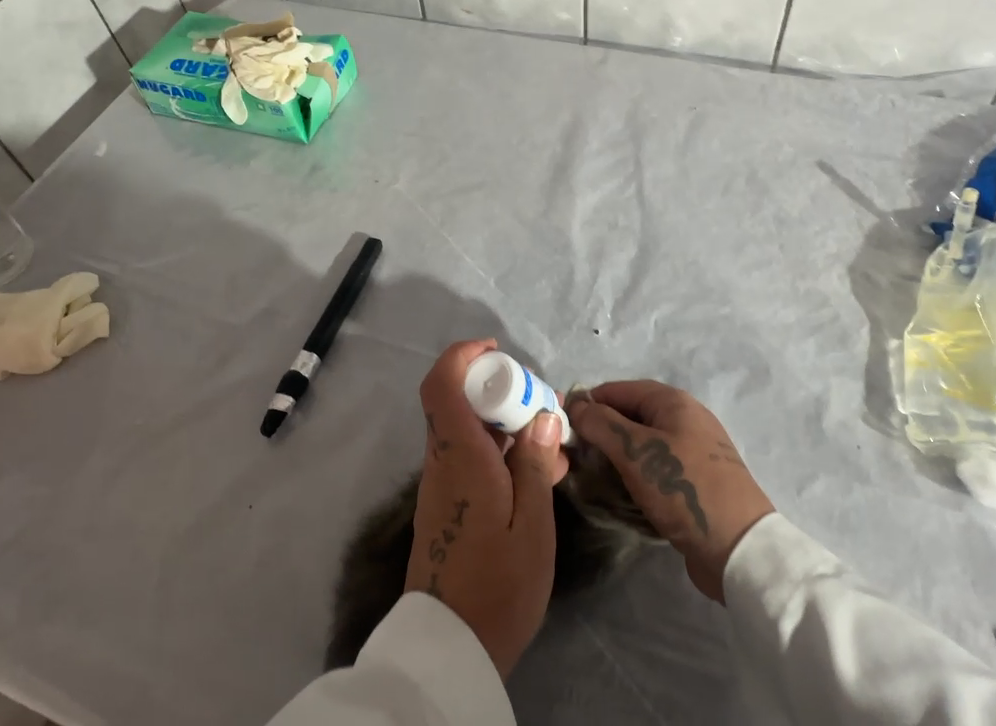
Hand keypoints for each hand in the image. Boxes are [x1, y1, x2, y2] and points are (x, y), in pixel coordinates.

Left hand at [404, 339, 569, 677]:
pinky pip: (472, 461)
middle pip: (460, 404)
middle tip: (545, 410)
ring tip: (554, 450)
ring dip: (507, 429)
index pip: (441, 384)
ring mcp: (443, 486)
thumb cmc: (499, 583)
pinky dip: (502, 456)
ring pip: (470, 434)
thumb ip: (535, 464)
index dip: (463, 356)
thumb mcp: (533, 524)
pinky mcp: (449, 506)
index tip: (498, 351)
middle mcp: (443, 463)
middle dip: (501, 394)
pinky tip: (540, 478)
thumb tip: (542, 415)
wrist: (452, 644)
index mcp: (459, 457)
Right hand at [568, 380, 773, 602]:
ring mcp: (693, 450)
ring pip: (641, 444)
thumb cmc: (682, 489)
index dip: (587, 404)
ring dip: (615, 458)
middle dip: (600, 433)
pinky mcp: (695, 480)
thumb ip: (600, 423)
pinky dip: (634, 475)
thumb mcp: (634, 452)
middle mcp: (685, 418)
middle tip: (573, 457)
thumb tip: (574, 403)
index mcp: (673, 401)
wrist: (737, 546)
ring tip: (591, 478)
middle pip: (629, 416)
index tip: (561, 428)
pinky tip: (620, 493)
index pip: (617, 390)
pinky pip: (655, 468)